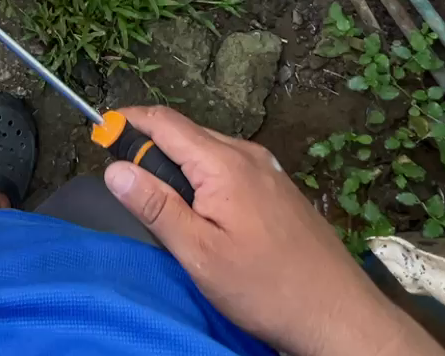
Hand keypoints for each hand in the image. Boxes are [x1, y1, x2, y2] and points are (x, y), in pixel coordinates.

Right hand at [104, 107, 441, 355]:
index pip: (163, 121)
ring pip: (206, 147)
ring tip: (163, 202)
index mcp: (223, 162)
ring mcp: (267, 168)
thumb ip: (156, 207)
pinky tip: (203, 210)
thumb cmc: (267, 289)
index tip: (98, 134)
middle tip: (128, 181)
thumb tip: (114, 167)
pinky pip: (228, 163)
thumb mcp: (201, 254)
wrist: (346, 321)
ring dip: (177, 162)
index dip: (126, 121)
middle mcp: (246, 153)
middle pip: (183, 131)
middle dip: (149, 145)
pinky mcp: (279, 187)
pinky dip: (202, 173)